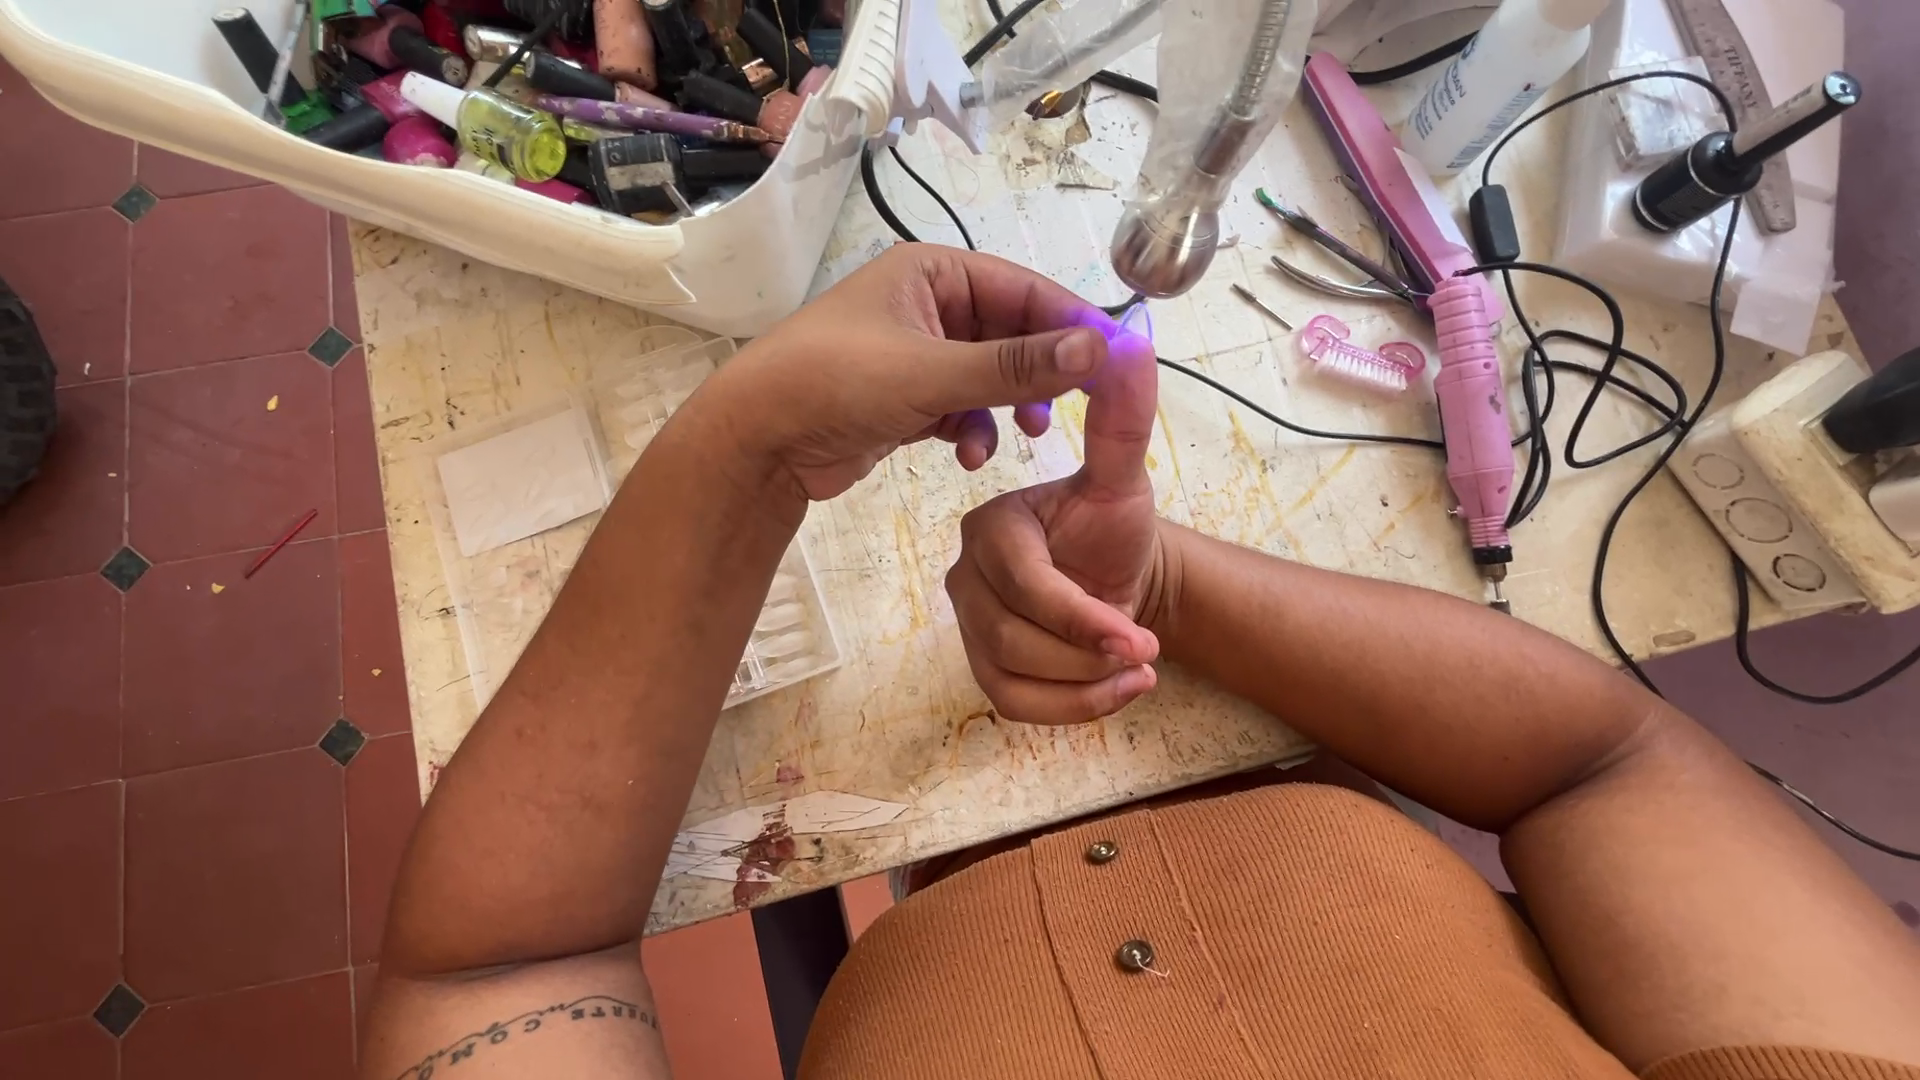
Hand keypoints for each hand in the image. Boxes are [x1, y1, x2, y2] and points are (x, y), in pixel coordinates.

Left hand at [690, 244, 1131, 501]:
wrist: (758, 440)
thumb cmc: (838, 383)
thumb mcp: (933, 372)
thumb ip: (1016, 365)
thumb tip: (1100, 348)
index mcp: (934, 274)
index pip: (1023, 289)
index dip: (1071, 325)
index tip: (1114, 364)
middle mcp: (929, 306)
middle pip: (1011, 334)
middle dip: (1038, 375)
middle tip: (1069, 411)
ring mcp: (917, 355)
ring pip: (990, 377)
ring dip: (1007, 408)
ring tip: (1022, 437)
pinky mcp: (907, 398)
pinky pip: (962, 407)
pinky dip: (973, 429)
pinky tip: (968, 453)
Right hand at [944, 322, 1167, 724]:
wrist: (1120, 576)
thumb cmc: (1116, 531)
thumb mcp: (1124, 478)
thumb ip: (1121, 419)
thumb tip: (1127, 341)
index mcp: (992, 526)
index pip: (1021, 580)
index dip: (1078, 615)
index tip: (1138, 640)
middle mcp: (966, 572)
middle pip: (1010, 635)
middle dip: (1086, 656)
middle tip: (1143, 652)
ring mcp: (968, 622)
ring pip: (1009, 675)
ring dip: (1084, 687)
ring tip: (1135, 672)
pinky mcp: (981, 664)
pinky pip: (1010, 702)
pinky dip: (1068, 711)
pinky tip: (1111, 691)